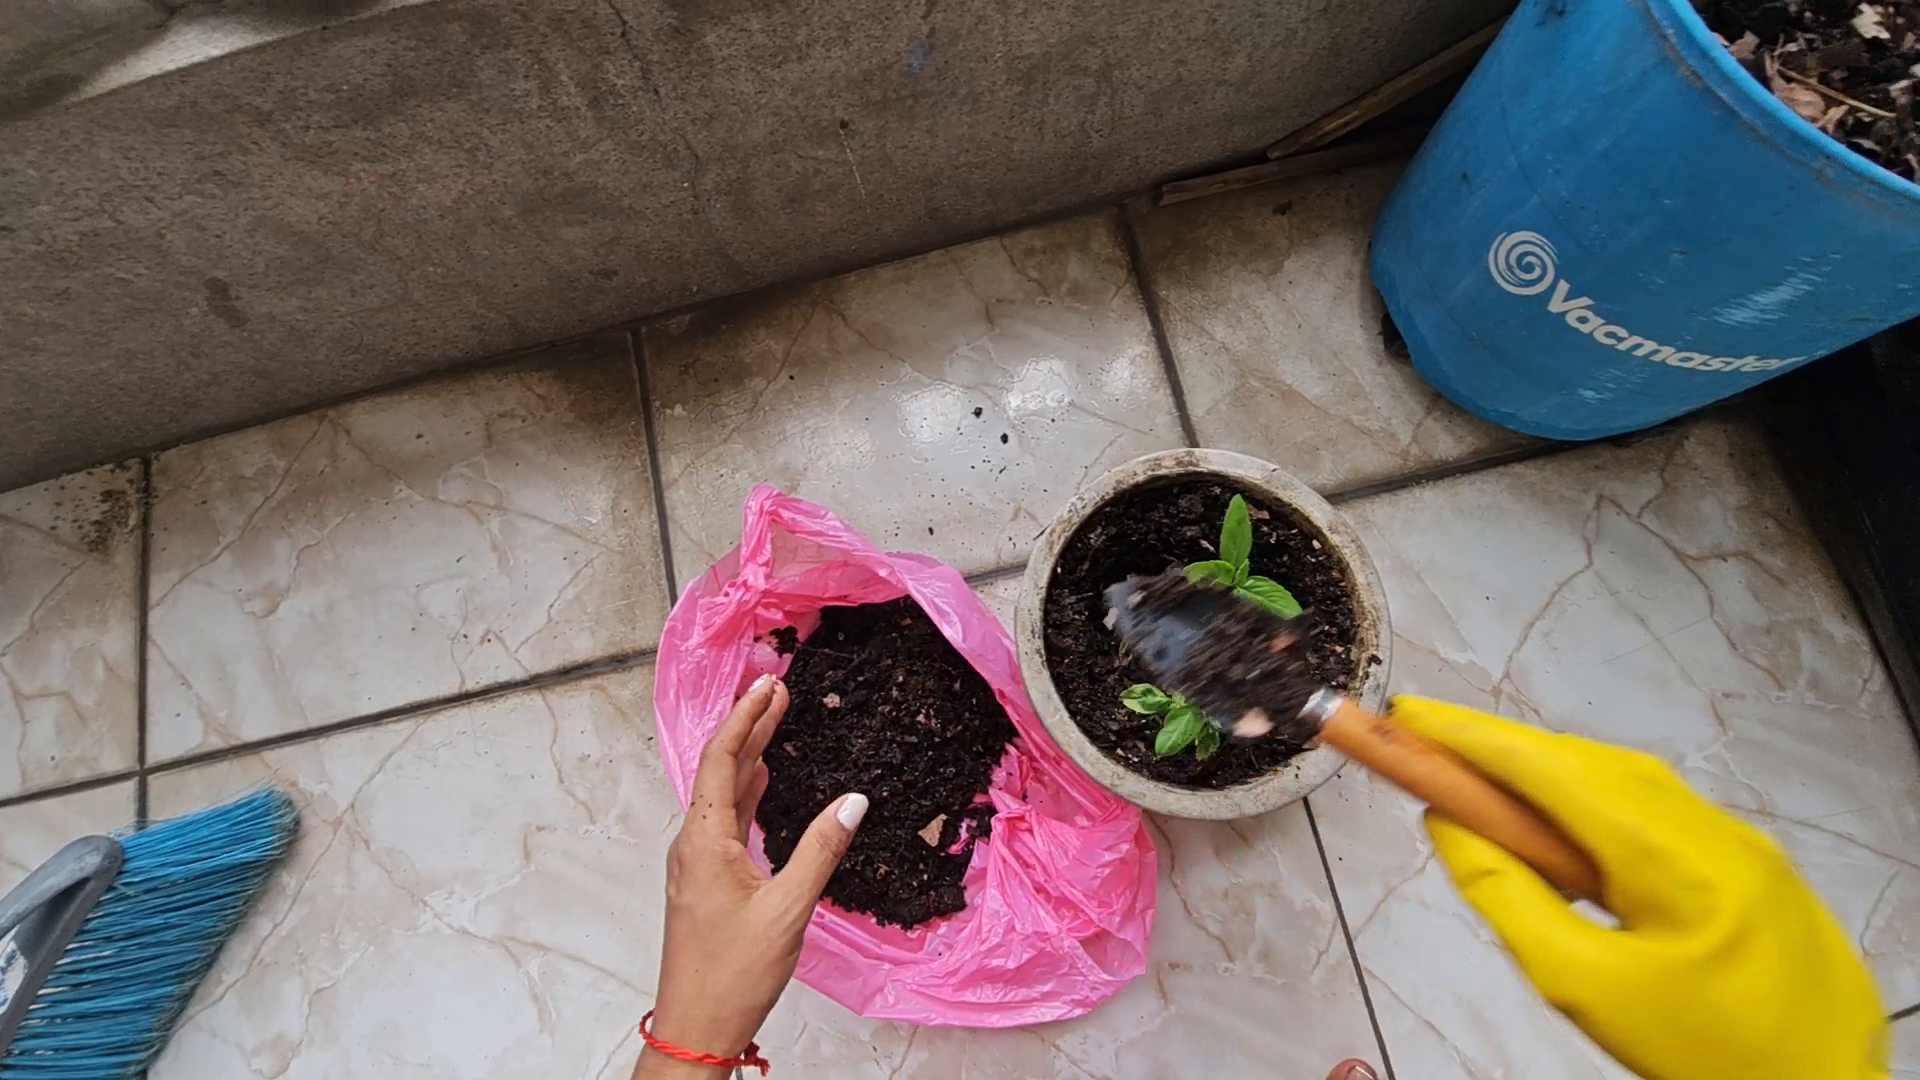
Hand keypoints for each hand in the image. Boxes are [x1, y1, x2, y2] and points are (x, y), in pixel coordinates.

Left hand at [636, 675, 866, 1078]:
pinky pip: (727, 814)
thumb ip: (821, 850)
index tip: (768, 686)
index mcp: (704, 840)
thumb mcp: (788, 910)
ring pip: (725, 790)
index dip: (745, 717)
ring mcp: (698, 858)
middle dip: (750, 724)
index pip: (722, 759)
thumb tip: (855, 800)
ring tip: (774, 718)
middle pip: (722, 767)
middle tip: (777, 689)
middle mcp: (694, 841)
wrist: (695, 1028)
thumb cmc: (735, 973)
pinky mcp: (706, 875)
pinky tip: (762, 775)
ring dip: (749, 752)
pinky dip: (747, 786)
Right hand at [1392, 696, 1889, 1079]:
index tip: (1408, 716)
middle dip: (1497, 742)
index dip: (1472, 737)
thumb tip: (1444, 821)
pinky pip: (1643, 801)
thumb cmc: (1701, 1054)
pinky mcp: (1745, 862)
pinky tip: (1545, 808)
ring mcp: (1740, 843)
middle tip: (1423, 734)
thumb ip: (1501, 893)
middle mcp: (1716, 830)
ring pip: (1614, 775)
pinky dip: (1577, 789)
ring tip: (1471, 768)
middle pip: (1582, 760)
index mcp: (1679, 860)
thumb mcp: (1578, 982)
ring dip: (1535, 764)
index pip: (1552, 770)